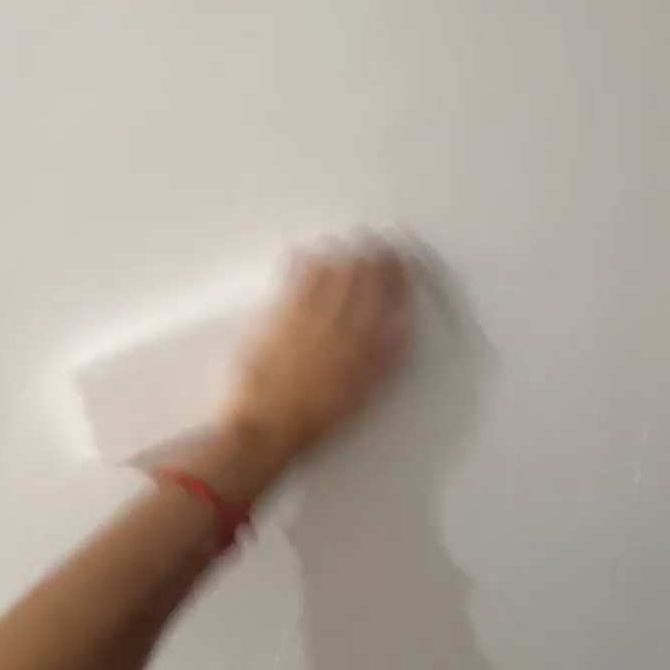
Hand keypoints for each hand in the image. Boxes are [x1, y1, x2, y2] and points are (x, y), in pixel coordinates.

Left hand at [220, 235, 414, 465]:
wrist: (268, 428)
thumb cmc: (316, 419)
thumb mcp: (363, 393)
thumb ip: (384, 358)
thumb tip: (399, 328)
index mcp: (369, 347)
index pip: (392, 299)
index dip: (399, 275)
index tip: (402, 260)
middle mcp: (343, 327)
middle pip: (364, 280)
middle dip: (373, 256)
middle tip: (376, 241)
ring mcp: (310, 318)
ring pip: (333, 274)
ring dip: (342, 255)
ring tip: (346, 242)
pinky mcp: (280, 316)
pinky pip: (295, 279)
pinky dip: (302, 263)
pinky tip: (305, 252)